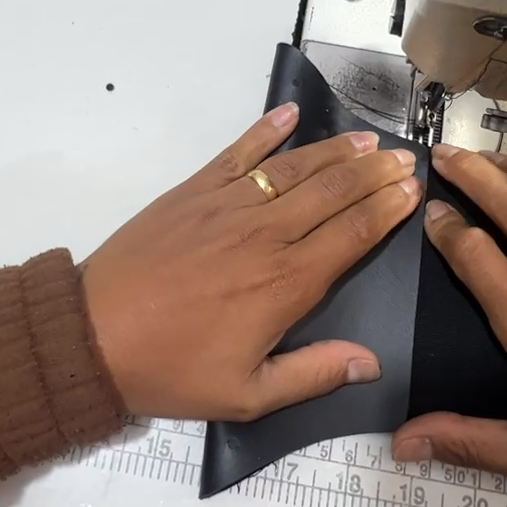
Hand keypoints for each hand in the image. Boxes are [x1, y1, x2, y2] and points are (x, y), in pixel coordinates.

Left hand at [83, 103, 421, 420]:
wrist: (94, 334)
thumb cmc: (173, 368)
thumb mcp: (246, 393)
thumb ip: (312, 374)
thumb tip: (370, 363)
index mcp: (286, 283)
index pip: (352, 235)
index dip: (387, 210)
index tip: (411, 191)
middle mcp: (267, 233)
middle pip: (334, 192)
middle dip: (374, 172)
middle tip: (402, 158)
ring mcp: (230, 204)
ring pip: (296, 168)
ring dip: (335, 150)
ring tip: (366, 139)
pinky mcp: (196, 189)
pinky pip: (239, 152)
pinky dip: (265, 130)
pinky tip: (290, 113)